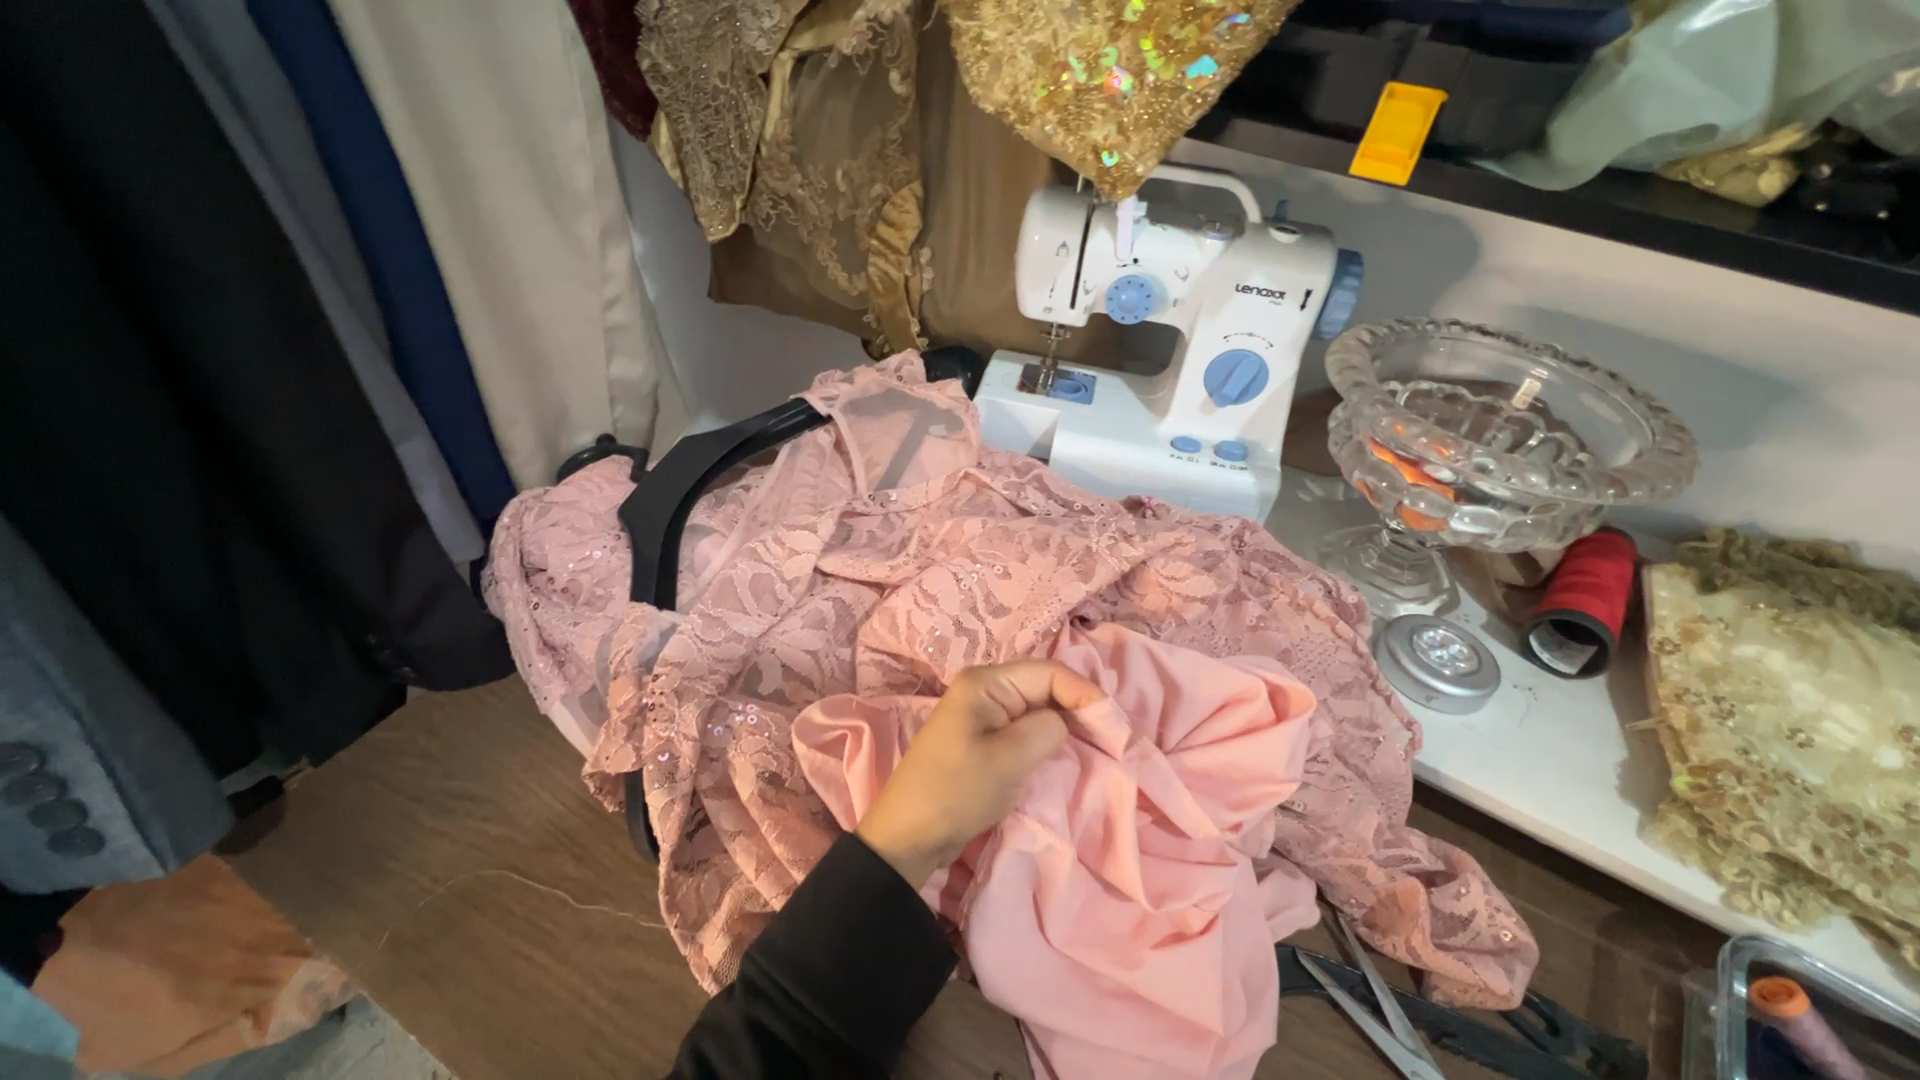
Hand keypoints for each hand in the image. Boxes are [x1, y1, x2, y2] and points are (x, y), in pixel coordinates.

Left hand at [856, 660, 1104, 888]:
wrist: (909, 835)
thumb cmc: (957, 791)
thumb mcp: (1010, 758)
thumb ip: (1048, 728)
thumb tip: (1064, 721)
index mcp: (986, 682)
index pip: (1050, 673)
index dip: (1086, 695)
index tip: (1116, 727)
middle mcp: (985, 688)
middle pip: (1046, 686)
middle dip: (1080, 708)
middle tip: (1114, 738)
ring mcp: (982, 714)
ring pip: (1038, 707)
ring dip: (1067, 724)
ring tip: (1099, 745)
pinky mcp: (983, 739)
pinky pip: (1025, 727)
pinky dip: (1049, 737)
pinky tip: (1067, 753)